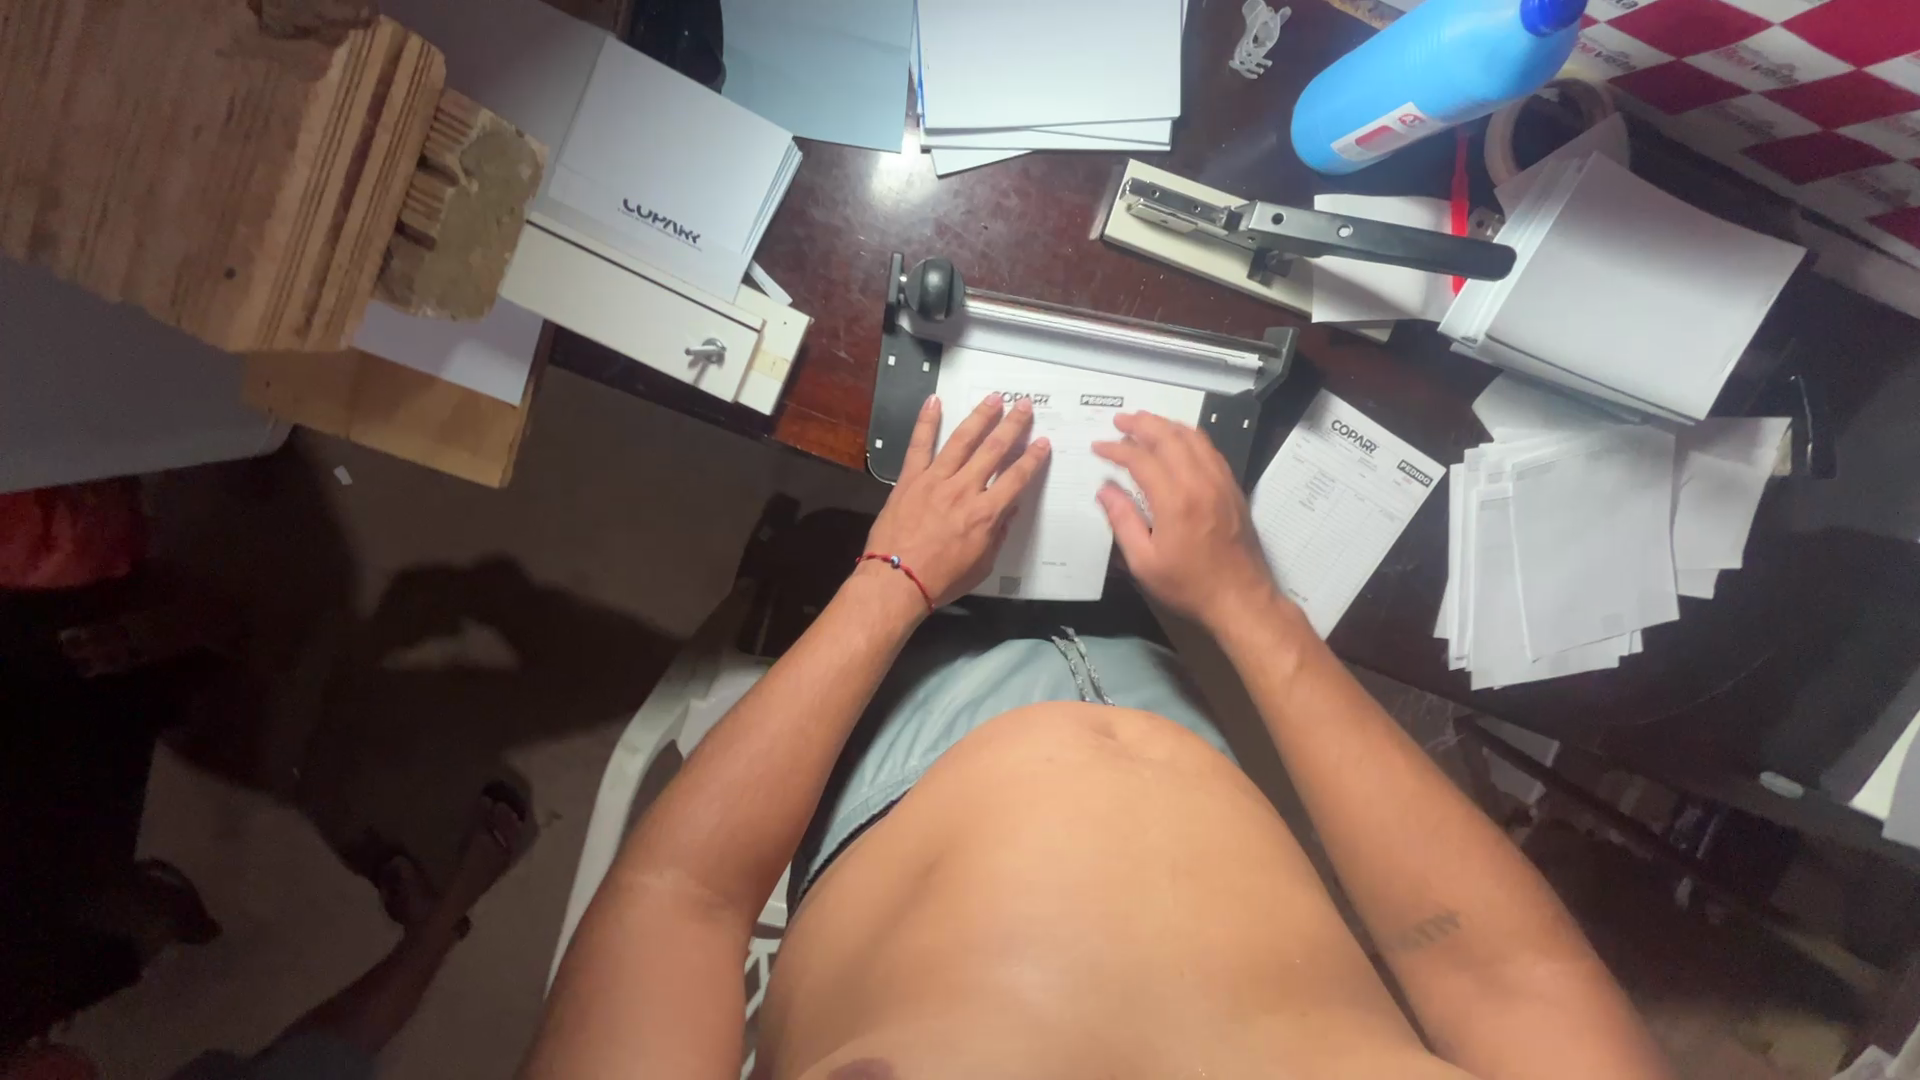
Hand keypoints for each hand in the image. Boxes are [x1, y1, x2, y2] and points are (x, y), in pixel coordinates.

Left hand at [863, 392, 1050, 607]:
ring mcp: (935, 480)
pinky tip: (934, 401)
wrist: (896, 581)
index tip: (1042, 442)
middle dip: (1012, 425)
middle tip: (1024, 405)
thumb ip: (997, 534)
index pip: (1016, 478)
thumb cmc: (942, 579)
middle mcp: (963, 490)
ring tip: (994, 398)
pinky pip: (919, 444)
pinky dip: (926, 421)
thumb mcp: (982, 564)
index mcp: (985, 513)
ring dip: (980, 417)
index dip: (1032, 459)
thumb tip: (1008, 510)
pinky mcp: (909, 479)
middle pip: (993, 450)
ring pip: (961, 440)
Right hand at [1093, 411, 1282, 628]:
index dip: (1116, 449)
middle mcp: (1200, 481)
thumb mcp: (1143, 561)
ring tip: (1145, 423)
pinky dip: (1189, 437)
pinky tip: (1177, 441)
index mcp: (1174, 500)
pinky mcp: (1233, 487)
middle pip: (1168, 437)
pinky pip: (1210, 449)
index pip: (1140, 459)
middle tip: (1119, 420)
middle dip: (1141, 424)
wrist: (1240, 598)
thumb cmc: (1187, 585)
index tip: (1098, 447)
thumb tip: (1105, 490)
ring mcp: (1221, 481)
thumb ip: (1122, 521)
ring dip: (1166, 425)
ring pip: (1193, 437)